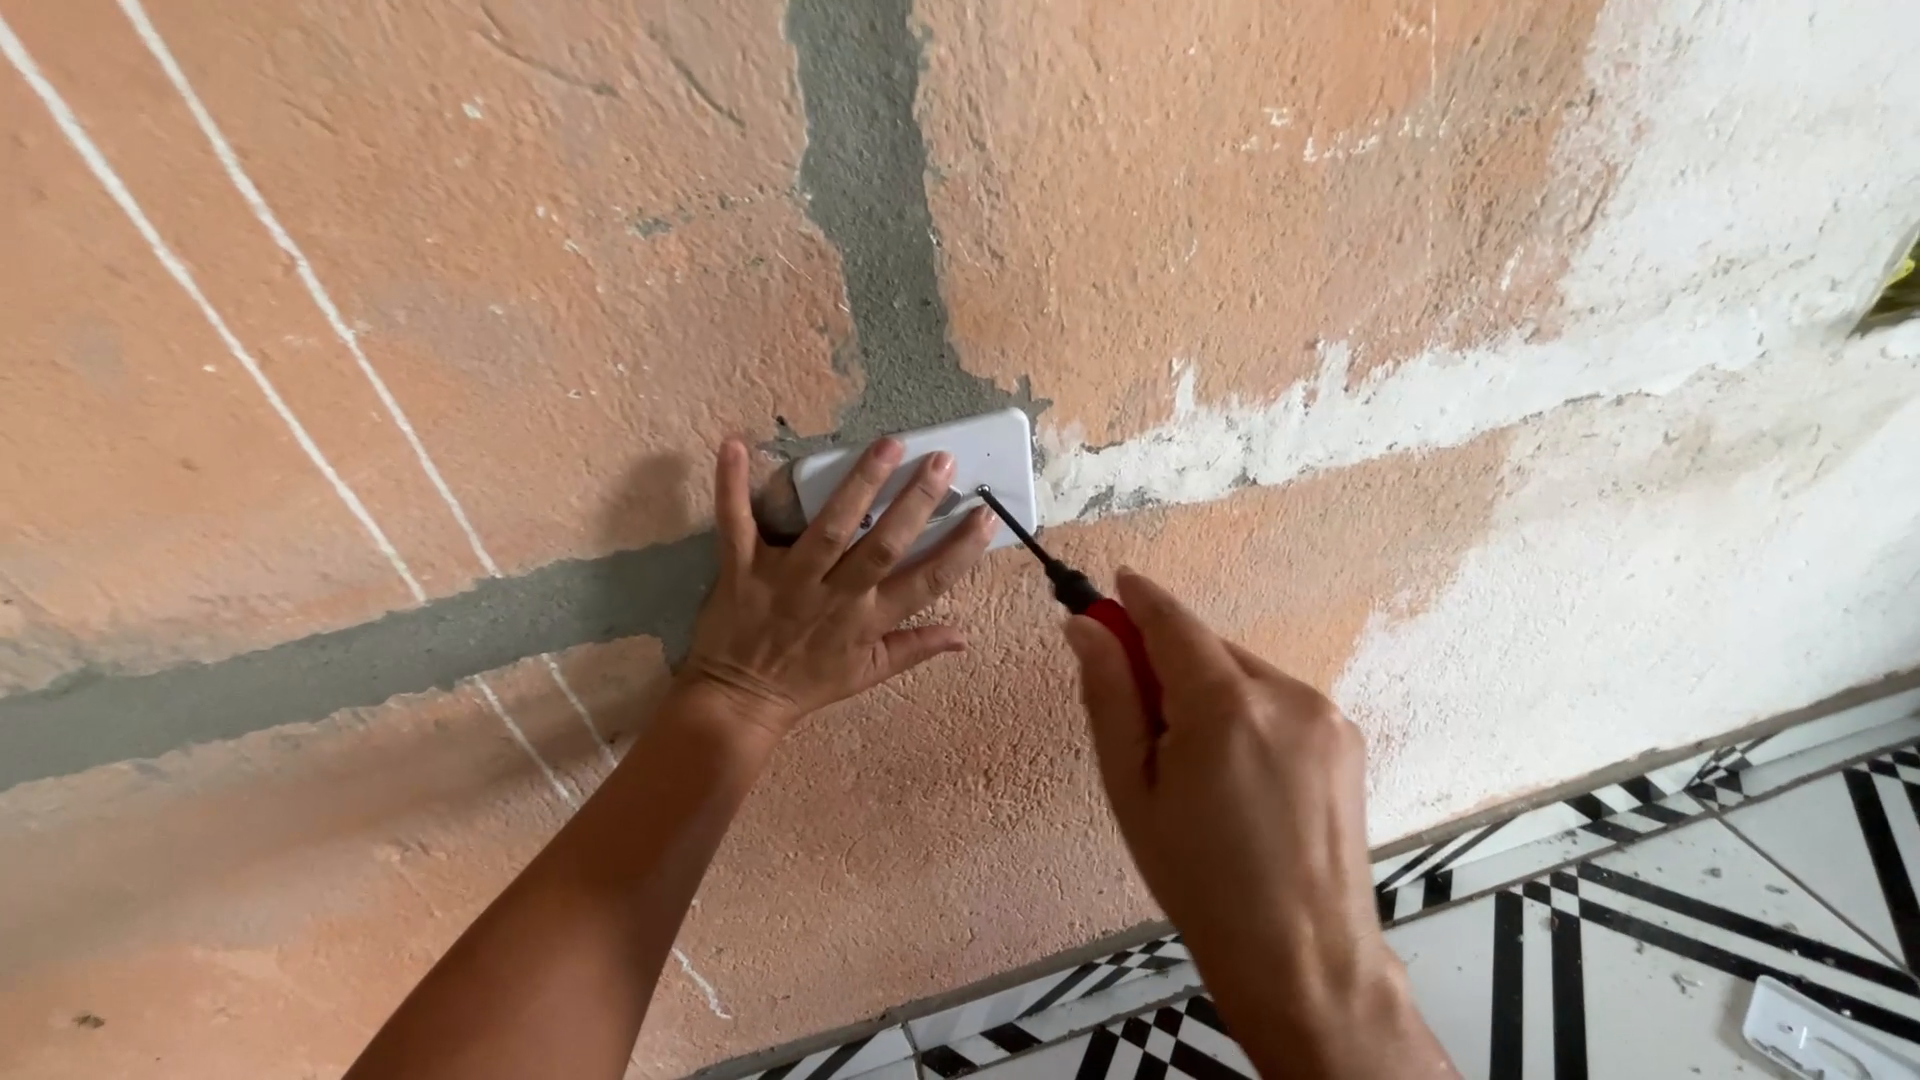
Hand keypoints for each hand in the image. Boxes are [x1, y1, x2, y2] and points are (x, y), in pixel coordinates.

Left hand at [678, 437, 996, 735]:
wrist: (738, 701)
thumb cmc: (806, 684)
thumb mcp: (869, 673)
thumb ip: (916, 648)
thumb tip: (965, 636)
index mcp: (868, 620)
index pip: (926, 582)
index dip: (959, 550)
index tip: (985, 515)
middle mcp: (834, 595)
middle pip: (883, 546)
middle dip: (916, 503)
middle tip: (942, 461)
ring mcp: (788, 579)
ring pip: (829, 528)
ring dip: (858, 485)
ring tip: (888, 445)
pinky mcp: (742, 568)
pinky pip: (737, 523)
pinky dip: (733, 486)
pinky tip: (736, 444)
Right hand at [1065, 571, 1452, 1077]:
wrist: (1302, 956)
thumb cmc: (1197, 877)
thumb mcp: (1131, 788)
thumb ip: (1109, 695)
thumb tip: (1084, 627)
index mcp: (1225, 706)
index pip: (1173, 622)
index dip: (1139, 597)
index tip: (1115, 583)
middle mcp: (1285, 694)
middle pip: (1209, 647)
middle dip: (1169, 659)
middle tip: (1141, 711)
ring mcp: (1325, 714)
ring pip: (1244, 672)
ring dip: (1209, 687)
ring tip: (1195, 759)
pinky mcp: (1346, 736)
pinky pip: (1277, 698)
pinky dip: (1246, 709)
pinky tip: (1239, 769)